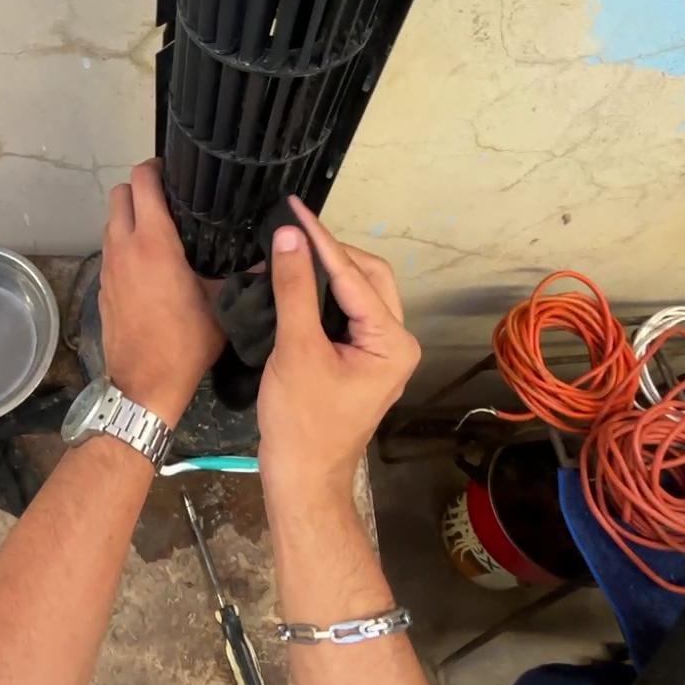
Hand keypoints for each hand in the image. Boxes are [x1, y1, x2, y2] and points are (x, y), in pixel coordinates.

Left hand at [99, 160, 224, 426]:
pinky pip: (110, 247)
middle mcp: (124, 246)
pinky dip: (124, 242)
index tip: (178, 172)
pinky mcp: (103, 285)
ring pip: (112, 220)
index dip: (157, 168)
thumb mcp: (221, 305)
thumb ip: (244, 274)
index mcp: (153, 241)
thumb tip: (273, 255)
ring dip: (130, 215)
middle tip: (170, 197)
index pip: (142, 181)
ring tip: (162, 227)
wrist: (144, 385)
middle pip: (119, 193)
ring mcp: (108, 266)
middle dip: (141, 188)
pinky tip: (149, 260)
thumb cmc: (185, 343)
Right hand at [257, 196, 419, 495]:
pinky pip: (345, 312)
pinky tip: (296, 280)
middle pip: (367, 277)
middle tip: (292, 228)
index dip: (320, 240)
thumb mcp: (296, 349)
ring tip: (291, 247)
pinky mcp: (358, 358)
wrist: (301, 476)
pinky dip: (322, 293)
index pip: (354, 275)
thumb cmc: (301, 419)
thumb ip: (295, 289)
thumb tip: (289, 237)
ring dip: (326, 269)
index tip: (293, 208)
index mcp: (392, 341)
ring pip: (357, 293)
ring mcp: (378, 352)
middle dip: (330, 251)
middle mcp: (395, 341)